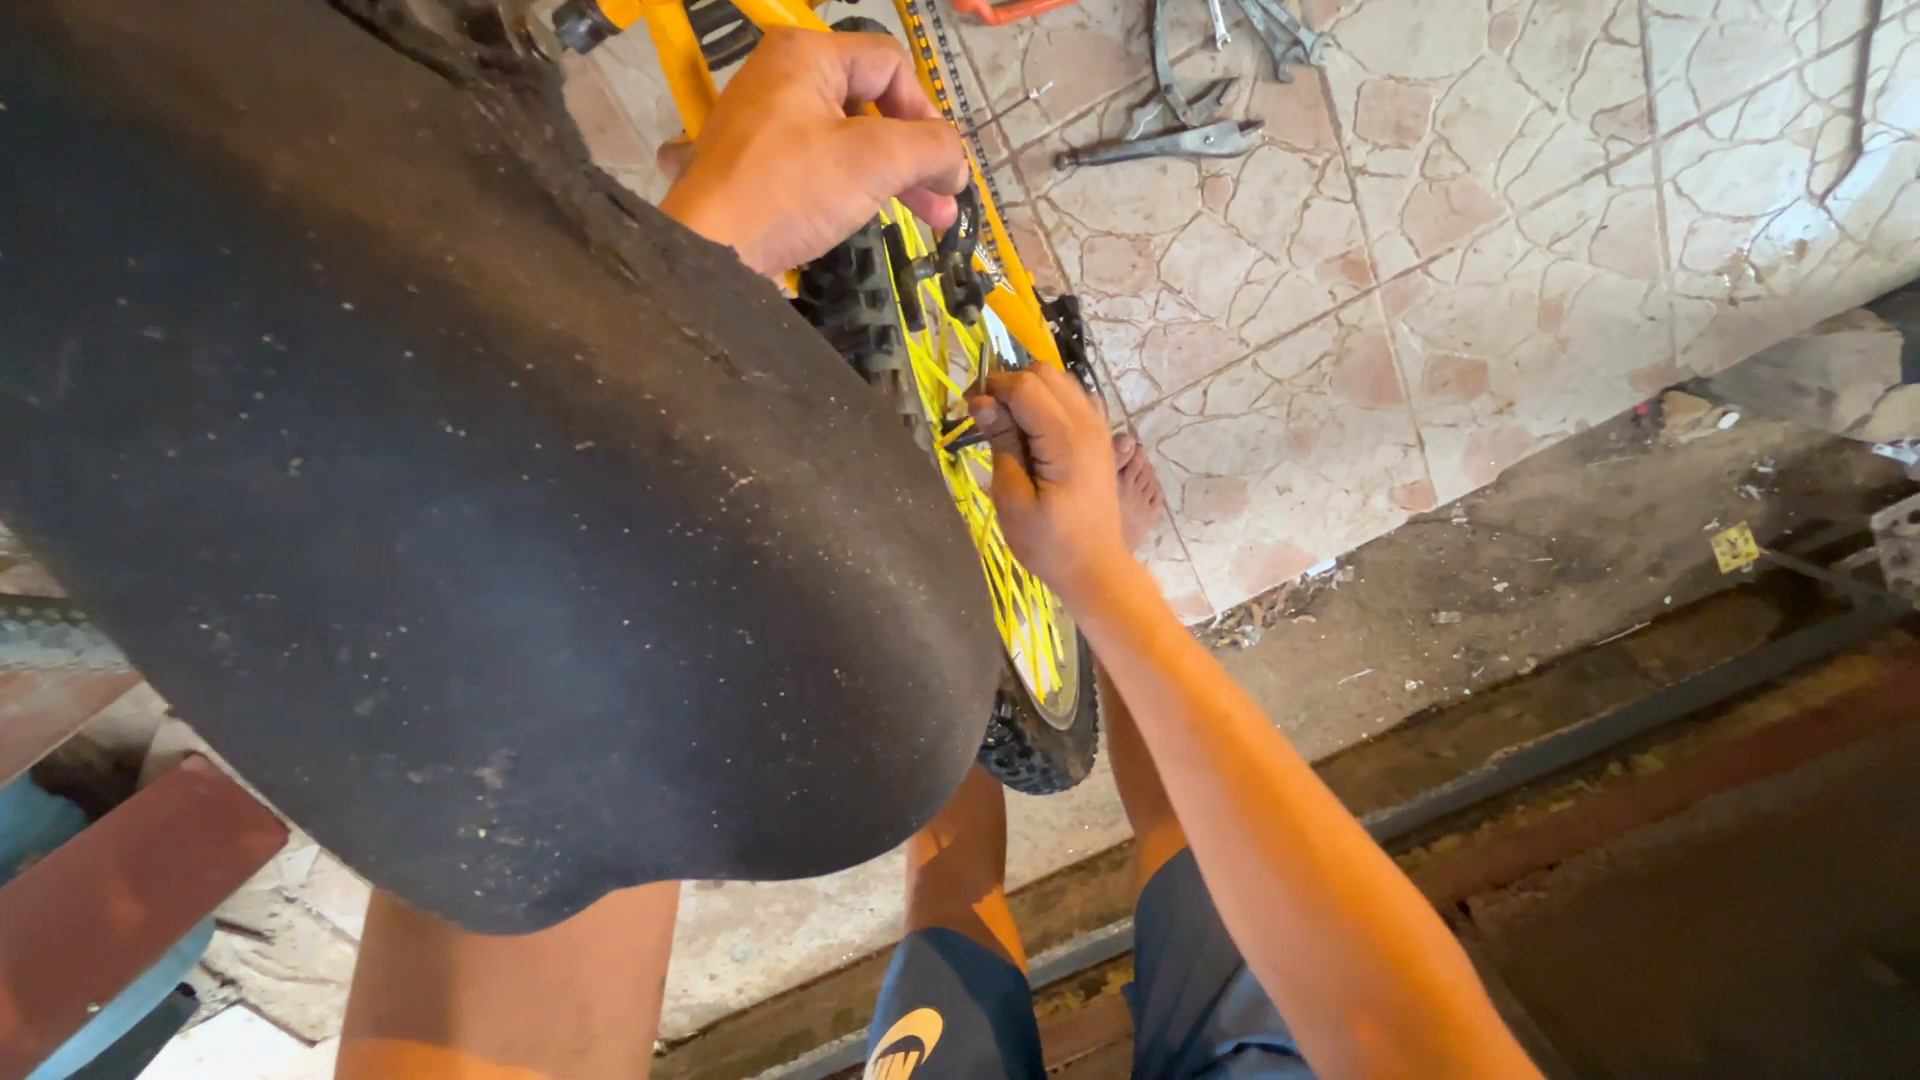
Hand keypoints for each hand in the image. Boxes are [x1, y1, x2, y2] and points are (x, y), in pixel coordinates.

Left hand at [658, 28, 969, 276]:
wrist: (713, 249)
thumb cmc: (792, 191)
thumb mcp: (873, 161)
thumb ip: (929, 149)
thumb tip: (958, 161)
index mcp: (807, 55)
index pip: (890, 65)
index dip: (927, 113)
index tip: (945, 166)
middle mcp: (784, 79)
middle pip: (873, 106)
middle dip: (917, 157)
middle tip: (946, 203)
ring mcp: (768, 125)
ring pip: (850, 141)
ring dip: (894, 179)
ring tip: (929, 221)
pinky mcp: (761, 169)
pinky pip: (822, 166)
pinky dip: (855, 189)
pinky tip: (872, 216)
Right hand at [969, 366, 1136, 605]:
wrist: (1095, 567)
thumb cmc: (1049, 543)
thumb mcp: (1013, 499)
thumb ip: (1002, 444)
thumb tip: (982, 402)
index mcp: (1066, 440)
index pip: (1025, 386)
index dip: (993, 390)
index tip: (971, 412)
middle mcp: (1088, 424)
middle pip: (1045, 373)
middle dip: (1011, 385)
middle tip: (988, 418)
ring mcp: (1099, 428)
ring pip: (1062, 381)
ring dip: (1031, 392)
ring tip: (1010, 425)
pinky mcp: (1100, 438)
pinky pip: (1075, 399)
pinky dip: (1051, 402)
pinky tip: (1036, 431)